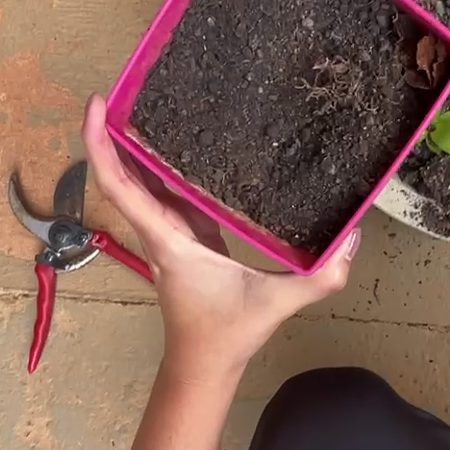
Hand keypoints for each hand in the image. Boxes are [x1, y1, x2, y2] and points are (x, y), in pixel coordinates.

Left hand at [81, 96, 357, 383]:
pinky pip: (164, 194)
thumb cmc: (227, 334)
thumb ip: (318, 277)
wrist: (204, 364)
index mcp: (169, 239)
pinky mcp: (184, 237)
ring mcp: (168, 234)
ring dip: (132, 146)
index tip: (96, 104)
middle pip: (122, 175)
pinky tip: (180, 143)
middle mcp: (160, 231)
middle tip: (124, 84)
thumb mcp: (276, 303)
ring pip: (140, 183)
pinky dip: (160, 166)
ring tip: (145, 101)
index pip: (120, 185)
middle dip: (112, 130)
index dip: (99, 143)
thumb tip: (353, 238)